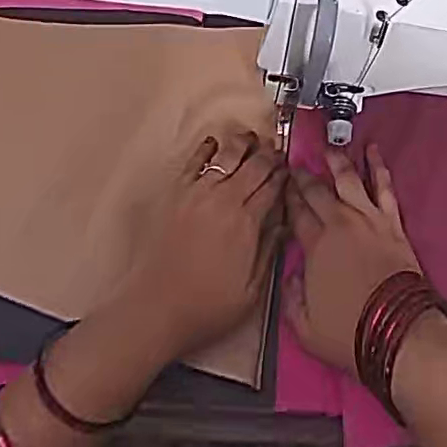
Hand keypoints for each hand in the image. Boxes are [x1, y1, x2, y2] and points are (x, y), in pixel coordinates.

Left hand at [114, 135, 285, 363]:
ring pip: (227, 154)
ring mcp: (198, 192)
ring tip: (252, 139)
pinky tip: (215, 144)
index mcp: (246, 222)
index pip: (272, 186)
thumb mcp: (251, 290)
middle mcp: (224, 199)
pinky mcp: (176, 192)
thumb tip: (284, 222)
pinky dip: (208, 148)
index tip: (290, 171)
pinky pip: (195, 160)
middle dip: (270, 155)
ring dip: (243, 144)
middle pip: (255, 164)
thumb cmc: (207, 305)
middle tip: (277, 152)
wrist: (155, 307)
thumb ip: (270, 251)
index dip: (284, 175)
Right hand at [286, 146, 420, 370]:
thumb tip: (291, 275)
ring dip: (336, 162)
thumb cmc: (351, 331)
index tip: (281, 186)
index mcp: (316, 245)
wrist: (398, 331)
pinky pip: (384, 187)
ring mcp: (368, 219)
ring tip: (328, 149)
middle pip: (317, 192)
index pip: (296, 212)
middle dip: (304, 177)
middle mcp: (340, 224)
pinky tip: (372, 152)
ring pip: (348, 180)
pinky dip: (378, 167)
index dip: (287, 197)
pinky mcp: (392, 223)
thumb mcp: (304, 326)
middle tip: (296, 166)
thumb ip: (291, 296)